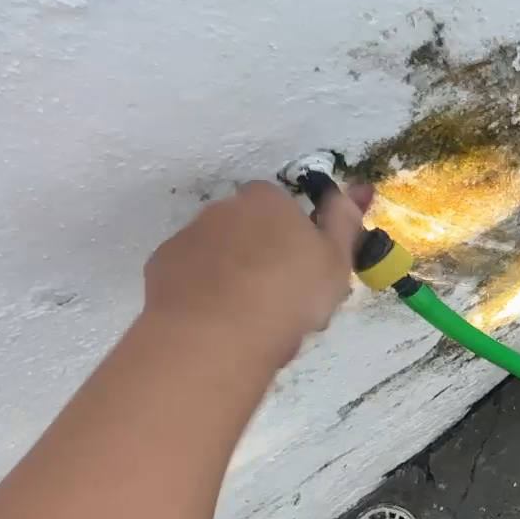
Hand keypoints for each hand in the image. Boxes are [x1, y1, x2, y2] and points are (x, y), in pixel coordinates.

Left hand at [142, 180, 371, 361]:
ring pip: (226, 251)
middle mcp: (222, 208)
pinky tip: (233, 317)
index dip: (300, 230)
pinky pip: (198, 272)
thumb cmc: (293, 290)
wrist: (220, 331)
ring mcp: (189, 235)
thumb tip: (356, 187)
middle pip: (252, 226)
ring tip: (265, 311)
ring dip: (243, 271)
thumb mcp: (337, 257)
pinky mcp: (164, 265)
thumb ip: (344, 220)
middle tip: (295, 291)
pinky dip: (214, 288)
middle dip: (271, 251)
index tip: (313, 261)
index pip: (283, 202)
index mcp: (267, 201)